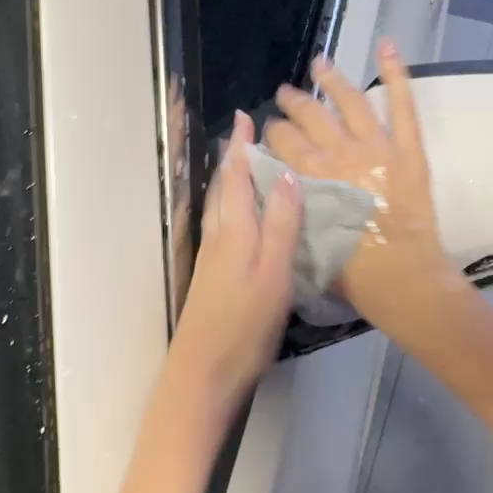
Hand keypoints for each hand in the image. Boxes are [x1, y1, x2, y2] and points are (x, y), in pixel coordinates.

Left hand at [165, 110, 301, 414]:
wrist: (205, 375)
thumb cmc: (244, 325)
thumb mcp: (273, 273)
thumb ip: (280, 225)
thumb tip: (287, 175)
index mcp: (234, 233)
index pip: (236, 179)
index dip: (241, 149)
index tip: (245, 118)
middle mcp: (218, 241)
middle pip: (223, 192)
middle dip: (234, 162)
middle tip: (250, 139)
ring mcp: (212, 263)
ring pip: (221, 212)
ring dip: (231, 187)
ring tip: (247, 172)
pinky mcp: (214, 282)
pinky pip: (224, 232)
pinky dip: (234, 214)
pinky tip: (245, 225)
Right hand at [265, 41, 461, 334]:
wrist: (400, 276)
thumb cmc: (349, 272)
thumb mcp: (303, 242)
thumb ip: (288, 209)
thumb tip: (278, 188)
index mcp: (307, 177)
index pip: (281, 142)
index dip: (273, 134)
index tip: (270, 132)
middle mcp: (337, 153)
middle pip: (308, 116)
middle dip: (292, 103)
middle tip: (285, 95)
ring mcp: (375, 146)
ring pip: (348, 100)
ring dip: (331, 79)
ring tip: (320, 64)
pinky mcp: (407, 149)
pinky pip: (402, 103)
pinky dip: (396, 72)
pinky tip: (388, 45)